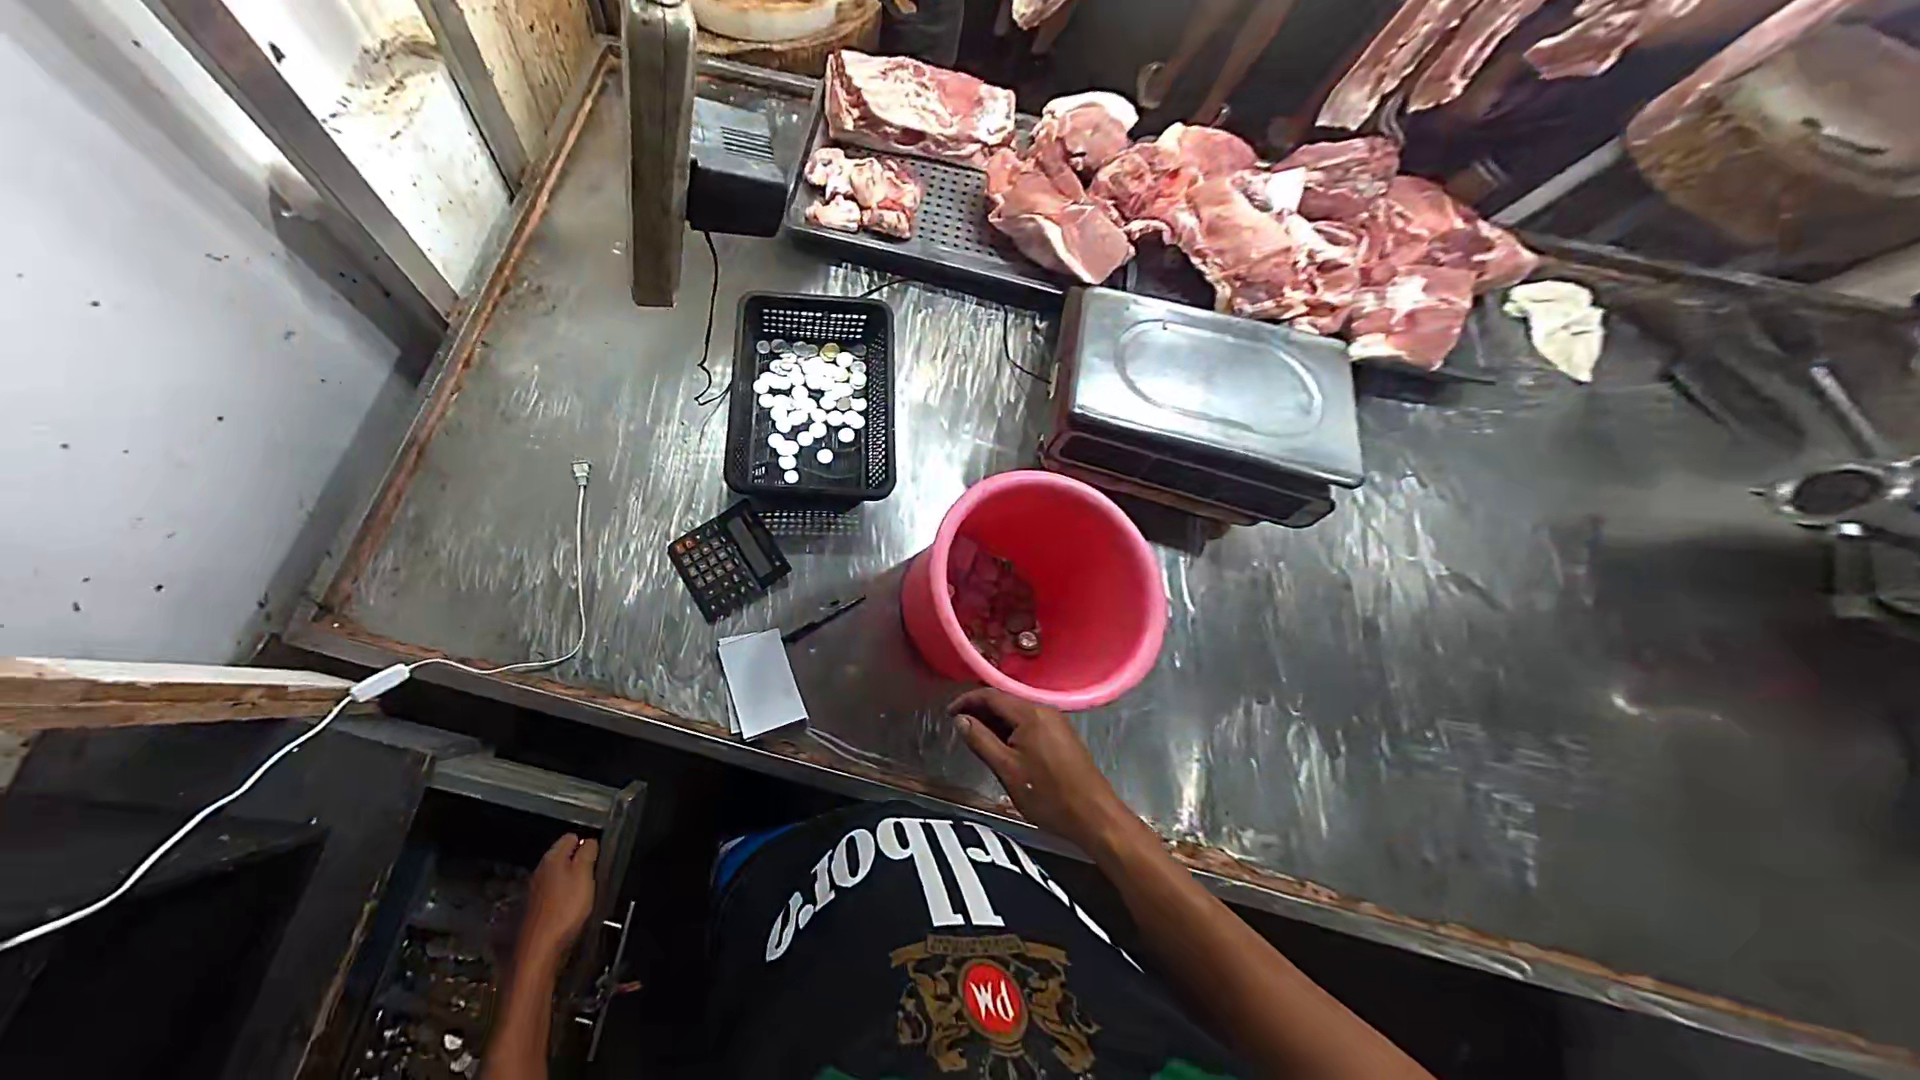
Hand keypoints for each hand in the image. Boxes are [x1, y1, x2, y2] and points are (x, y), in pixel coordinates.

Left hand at [519, 833, 597, 964]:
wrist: (540, 948)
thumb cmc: (566, 907)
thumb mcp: (584, 875)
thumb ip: (588, 853)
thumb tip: (589, 840)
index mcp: (552, 858)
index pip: (570, 837)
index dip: (586, 843)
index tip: (597, 857)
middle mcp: (539, 870)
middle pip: (563, 855)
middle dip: (578, 861)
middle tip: (592, 875)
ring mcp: (534, 890)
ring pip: (557, 874)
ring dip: (571, 879)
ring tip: (584, 892)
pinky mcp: (534, 908)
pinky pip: (553, 892)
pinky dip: (563, 895)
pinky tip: (570, 907)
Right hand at [948, 688, 1133, 853]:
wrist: (1094, 815)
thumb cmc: (1048, 796)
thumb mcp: (1007, 770)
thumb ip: (981, 741)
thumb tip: (961, 720)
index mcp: (1030, 714)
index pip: (991, 695)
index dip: (967, 700)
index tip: (948, 713)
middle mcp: (1044, 710)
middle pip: (1005, 700)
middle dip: (980, 709)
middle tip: (959, 725)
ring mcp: (1056, 722)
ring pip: (1017, 712)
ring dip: (995, 720)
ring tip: (976, 737)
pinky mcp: (1062, 735)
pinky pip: (1030, 722)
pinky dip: (1011, 728)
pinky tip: (1002, 745)